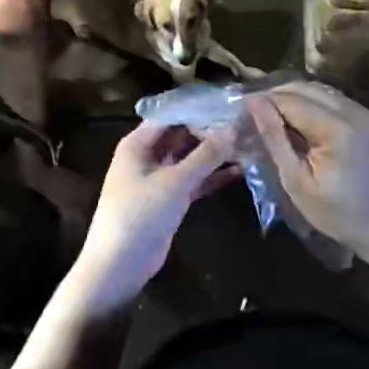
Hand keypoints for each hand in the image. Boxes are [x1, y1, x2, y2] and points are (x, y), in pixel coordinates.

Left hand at [71, 123, 235, 309]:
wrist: (119, 264)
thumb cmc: (139, 215)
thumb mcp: (174, 182)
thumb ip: (205, 155)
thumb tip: (234, 128)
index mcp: (137, 144)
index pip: (171, 115)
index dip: (199, 108)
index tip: (231, 103)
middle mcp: (146, 156)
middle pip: (181, 135)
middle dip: (210, 131)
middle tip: (247, 123)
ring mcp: (158, 179)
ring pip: (189, 159)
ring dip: (214, 154)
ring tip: (249, 142)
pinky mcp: (169, 200)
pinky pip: (194, 181)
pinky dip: (212, 176)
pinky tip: (240, 170)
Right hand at [246, 82, 368, 260]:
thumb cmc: (334, 213)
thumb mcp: (295, 180)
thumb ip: (274, 137)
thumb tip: (253, 104)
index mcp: (337, 130)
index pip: (291, 101)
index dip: (263, 102)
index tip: (239, 109)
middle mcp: (355, 113)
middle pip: (306, 89)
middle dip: (275, 95)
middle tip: (251, 110)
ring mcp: (366, 113)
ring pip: (319, 90)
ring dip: (292, 97)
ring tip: (268, 113)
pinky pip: (333, 99)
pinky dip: (310, 103)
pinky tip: (294, 118)